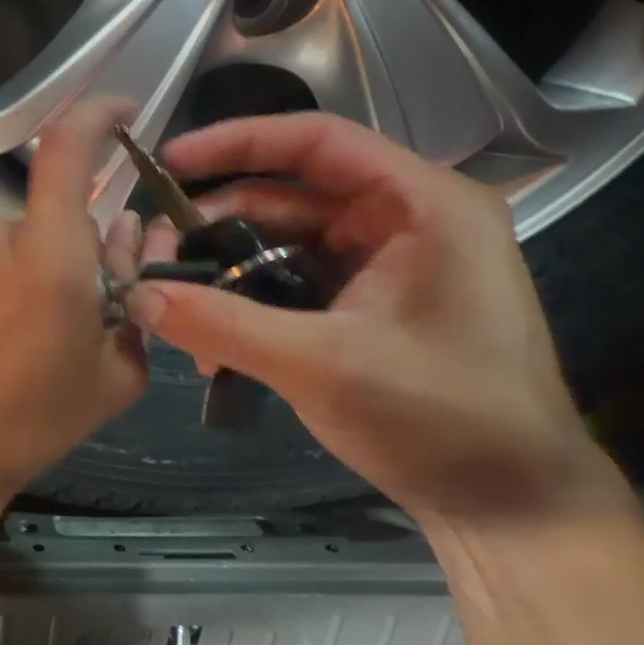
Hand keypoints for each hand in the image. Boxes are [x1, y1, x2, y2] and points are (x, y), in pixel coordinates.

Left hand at [0, 98, 148, 506]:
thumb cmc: (32, 423)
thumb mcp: (114, 373)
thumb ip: (132, 293)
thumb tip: (124, 233)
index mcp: (53, 259)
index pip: (70, 151)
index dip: (96, 115)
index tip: (117, 111)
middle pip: (33, 217)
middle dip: (48, 248)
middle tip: (41, 308)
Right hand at [128, 112, 623, 527]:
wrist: (506, 501)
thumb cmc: (442, 418)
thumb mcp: (324, 366)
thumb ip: (224, 324)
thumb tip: (137, 295)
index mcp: (421, 207)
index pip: (318, 143)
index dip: (237, 143)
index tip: (166, 162)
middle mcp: (402, 225)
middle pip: (286, 198)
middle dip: (213, 226)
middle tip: (151, 258)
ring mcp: (382, 271)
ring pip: (278, 249)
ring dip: (222, 277)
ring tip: (170, 312)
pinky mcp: (364, 312)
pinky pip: (287, 291)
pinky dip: (243, 310)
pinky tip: (208, 347)